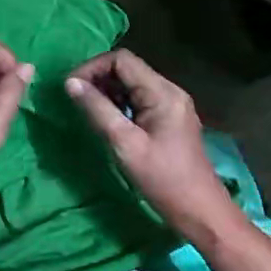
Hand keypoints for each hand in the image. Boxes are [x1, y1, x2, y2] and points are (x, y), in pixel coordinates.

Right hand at [65, 49, 237, 236]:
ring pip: (132, 84)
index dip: (92, 67)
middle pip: (128, 69)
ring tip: (87, 110)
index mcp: (162, 92)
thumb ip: (97, 110)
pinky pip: (140, 99)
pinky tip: (107, 120)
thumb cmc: (162, 179)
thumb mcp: (124, 144)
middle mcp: (169, 91)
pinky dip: (120, 103)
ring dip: (107, 91)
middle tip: (75, 99)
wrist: (199, 210)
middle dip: (98, 78)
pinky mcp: (170, 118)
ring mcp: (171, 104)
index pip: (122, 60)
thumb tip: (71, 83)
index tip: (71, 87)